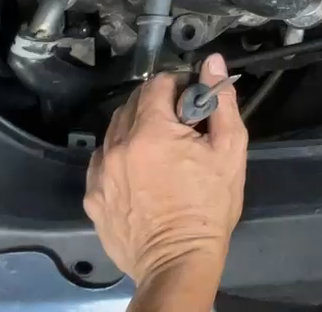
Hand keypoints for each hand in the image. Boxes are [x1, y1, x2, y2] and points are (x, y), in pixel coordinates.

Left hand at [84, 53, 246, 294]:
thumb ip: (220, 101)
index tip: (194, 97)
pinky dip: (120, 151)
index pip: (157, 84)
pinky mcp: (92, 198)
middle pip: (132, 102)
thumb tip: (213, 62)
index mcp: (152, 132)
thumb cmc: (211, 202)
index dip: (179, 83)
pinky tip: (142, 166)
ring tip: (162, 143)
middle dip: (158, 101)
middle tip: (182, 119)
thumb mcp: (230, 146)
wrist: (179, 259)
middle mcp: (118, 148)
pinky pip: (102, 159)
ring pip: (114, 129)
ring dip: (137, 124)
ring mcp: (99, 175)